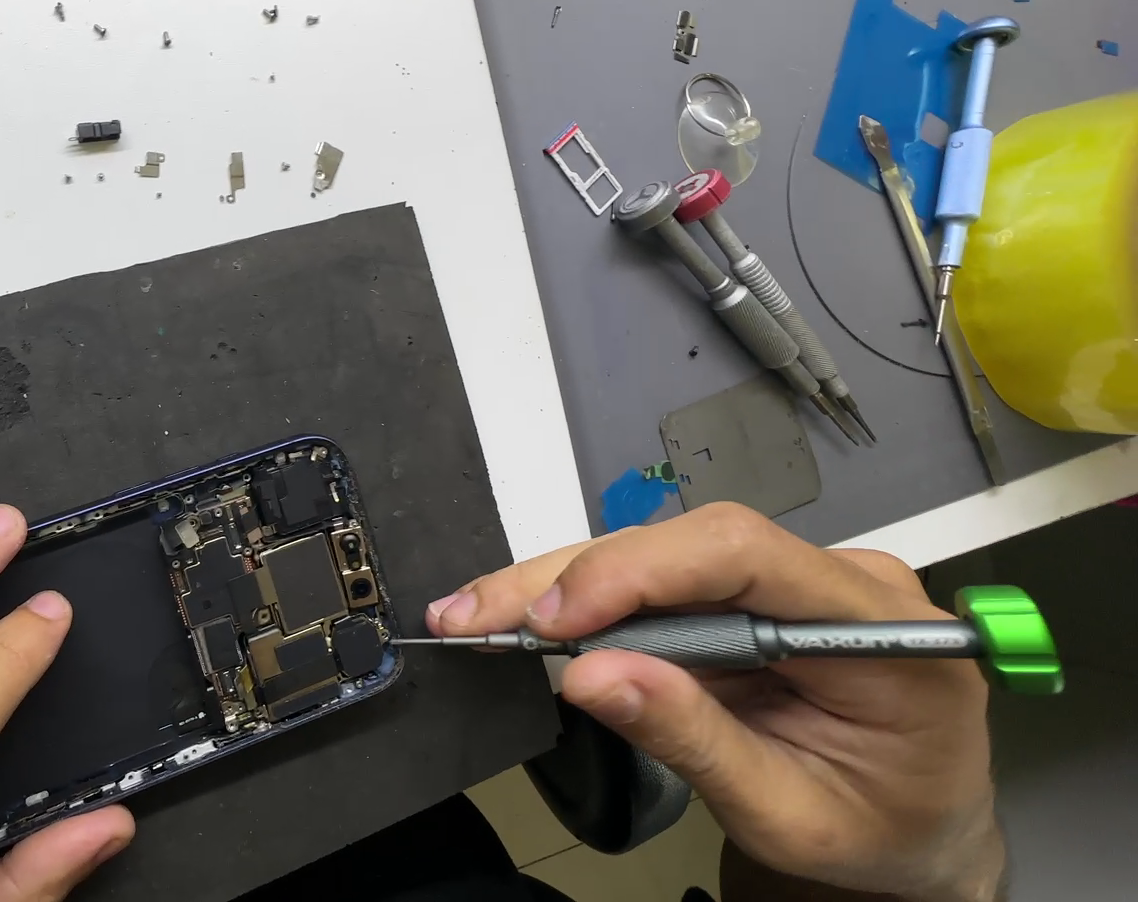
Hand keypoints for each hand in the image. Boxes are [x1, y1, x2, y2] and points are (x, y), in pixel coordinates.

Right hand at [429, 503, 1002, 901]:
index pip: (739, 552)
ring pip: (637, 553)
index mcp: (879, 631)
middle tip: (473, 616)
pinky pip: (636, 577)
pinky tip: (512, 613)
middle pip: (669, 545)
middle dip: (561, 580)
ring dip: (547, 586)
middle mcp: (822, 577)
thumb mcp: (789, 815)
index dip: (633, 570)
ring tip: (472, 616)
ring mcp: (771, 574)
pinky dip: (567, 599)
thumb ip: (695, 740)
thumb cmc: (873, 835)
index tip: (552, 620)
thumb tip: (585, 675)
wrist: (909, 832)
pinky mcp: (725, 587)